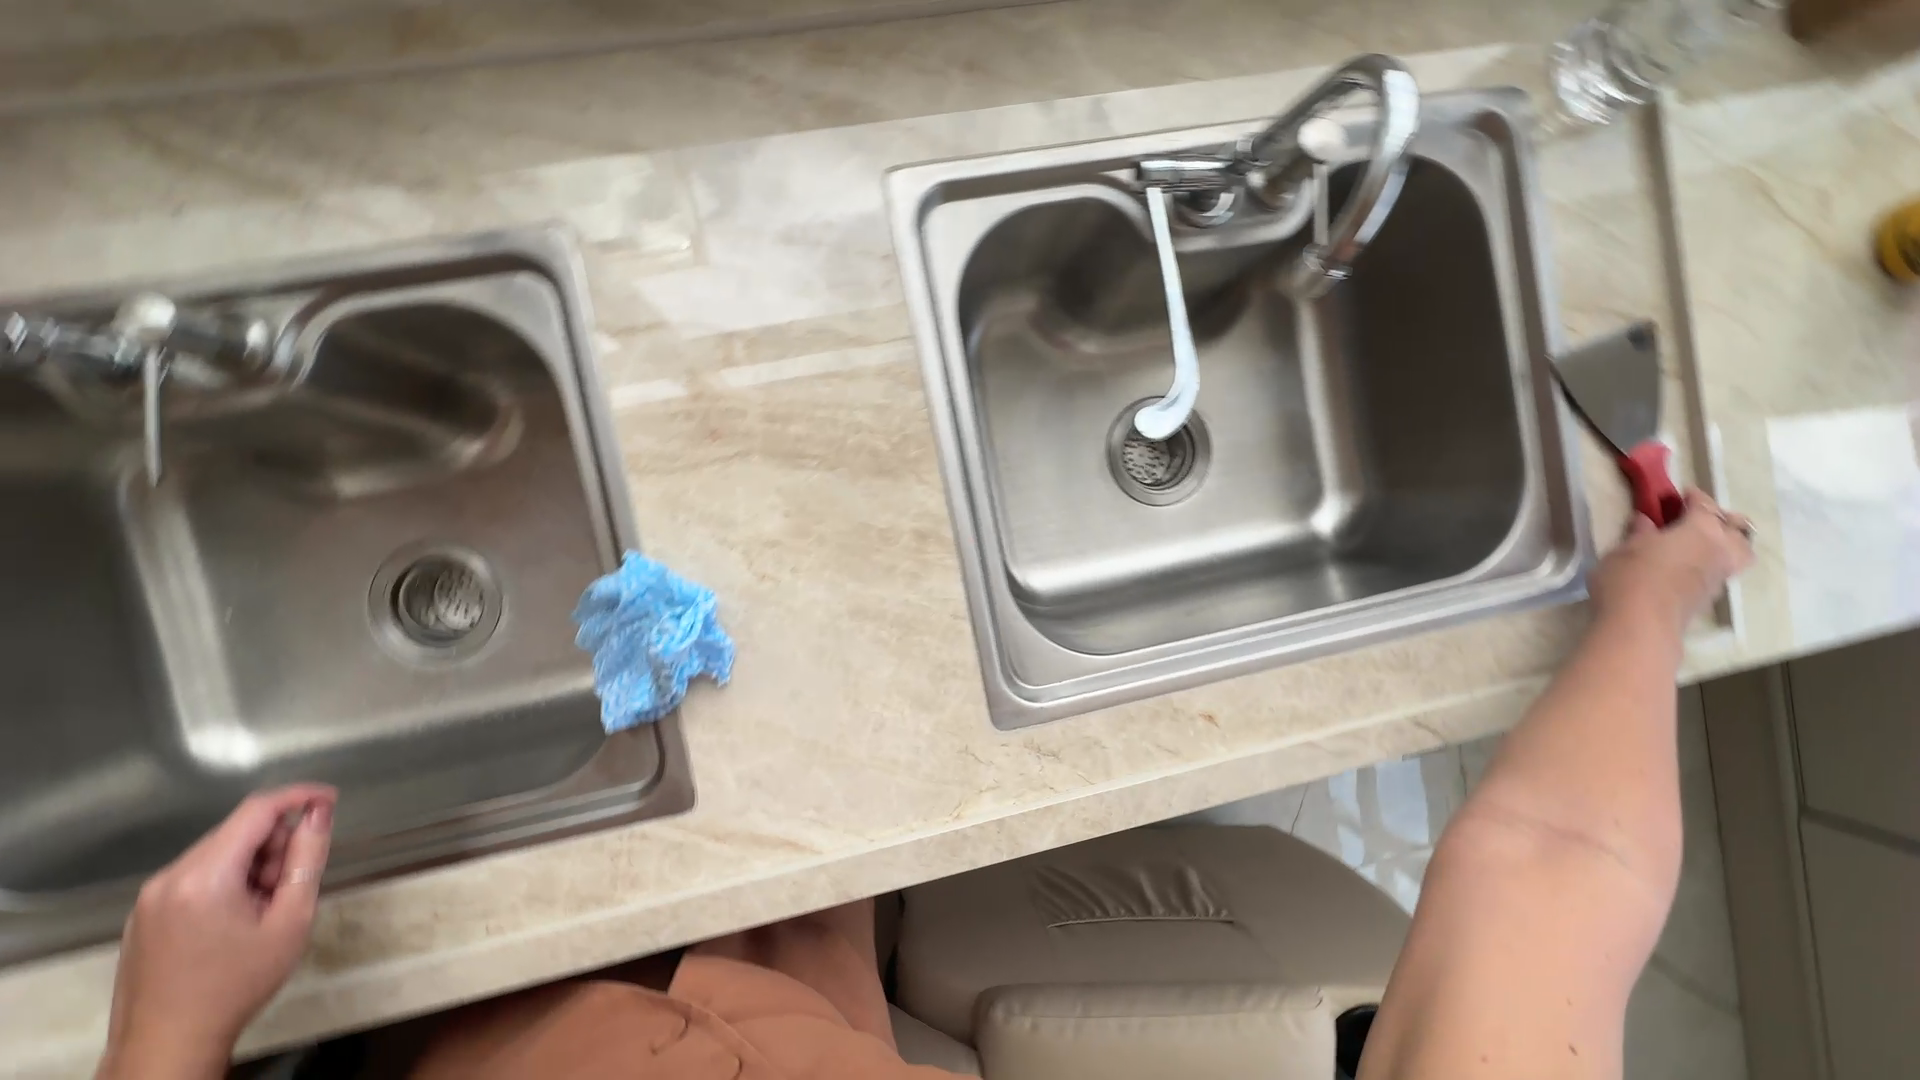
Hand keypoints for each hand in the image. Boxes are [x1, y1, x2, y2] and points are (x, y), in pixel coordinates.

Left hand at [97, 785, 336, 1079]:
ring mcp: (150, 897)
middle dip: (276, 843)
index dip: (300, 796)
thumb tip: (319, 812)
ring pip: (218, 853)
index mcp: (204, 875)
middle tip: (296, 881)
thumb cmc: (239, 982)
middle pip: (237, 831)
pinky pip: (197, 876)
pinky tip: (239, 918)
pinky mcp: (144, 914)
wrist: (167, 1044)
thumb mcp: (291, 918)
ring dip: (254, 864)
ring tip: (268, 907)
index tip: (332, 801)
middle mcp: (168, 877)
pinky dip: (229, 880)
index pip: (256, 810)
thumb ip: (307, 858)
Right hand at [1590, 489, 1753, 637]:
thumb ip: (1639, 533)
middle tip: (1700, 518)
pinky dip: (1714, 561)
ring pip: (1739, 550)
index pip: (1704, 505)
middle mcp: (1720, 548)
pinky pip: (1724, 568)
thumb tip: (1646, 521)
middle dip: (1723, 518)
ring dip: (1728, 542)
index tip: (1681, 493)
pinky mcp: (1711, 594)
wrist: (1640, 622)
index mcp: (1700, 529)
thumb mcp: (1624, 548)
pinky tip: (1693, 564)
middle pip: (1737, 527)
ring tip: (1705, 542)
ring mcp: (1720, 573)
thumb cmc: (1628, 576)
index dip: (1693, 497)